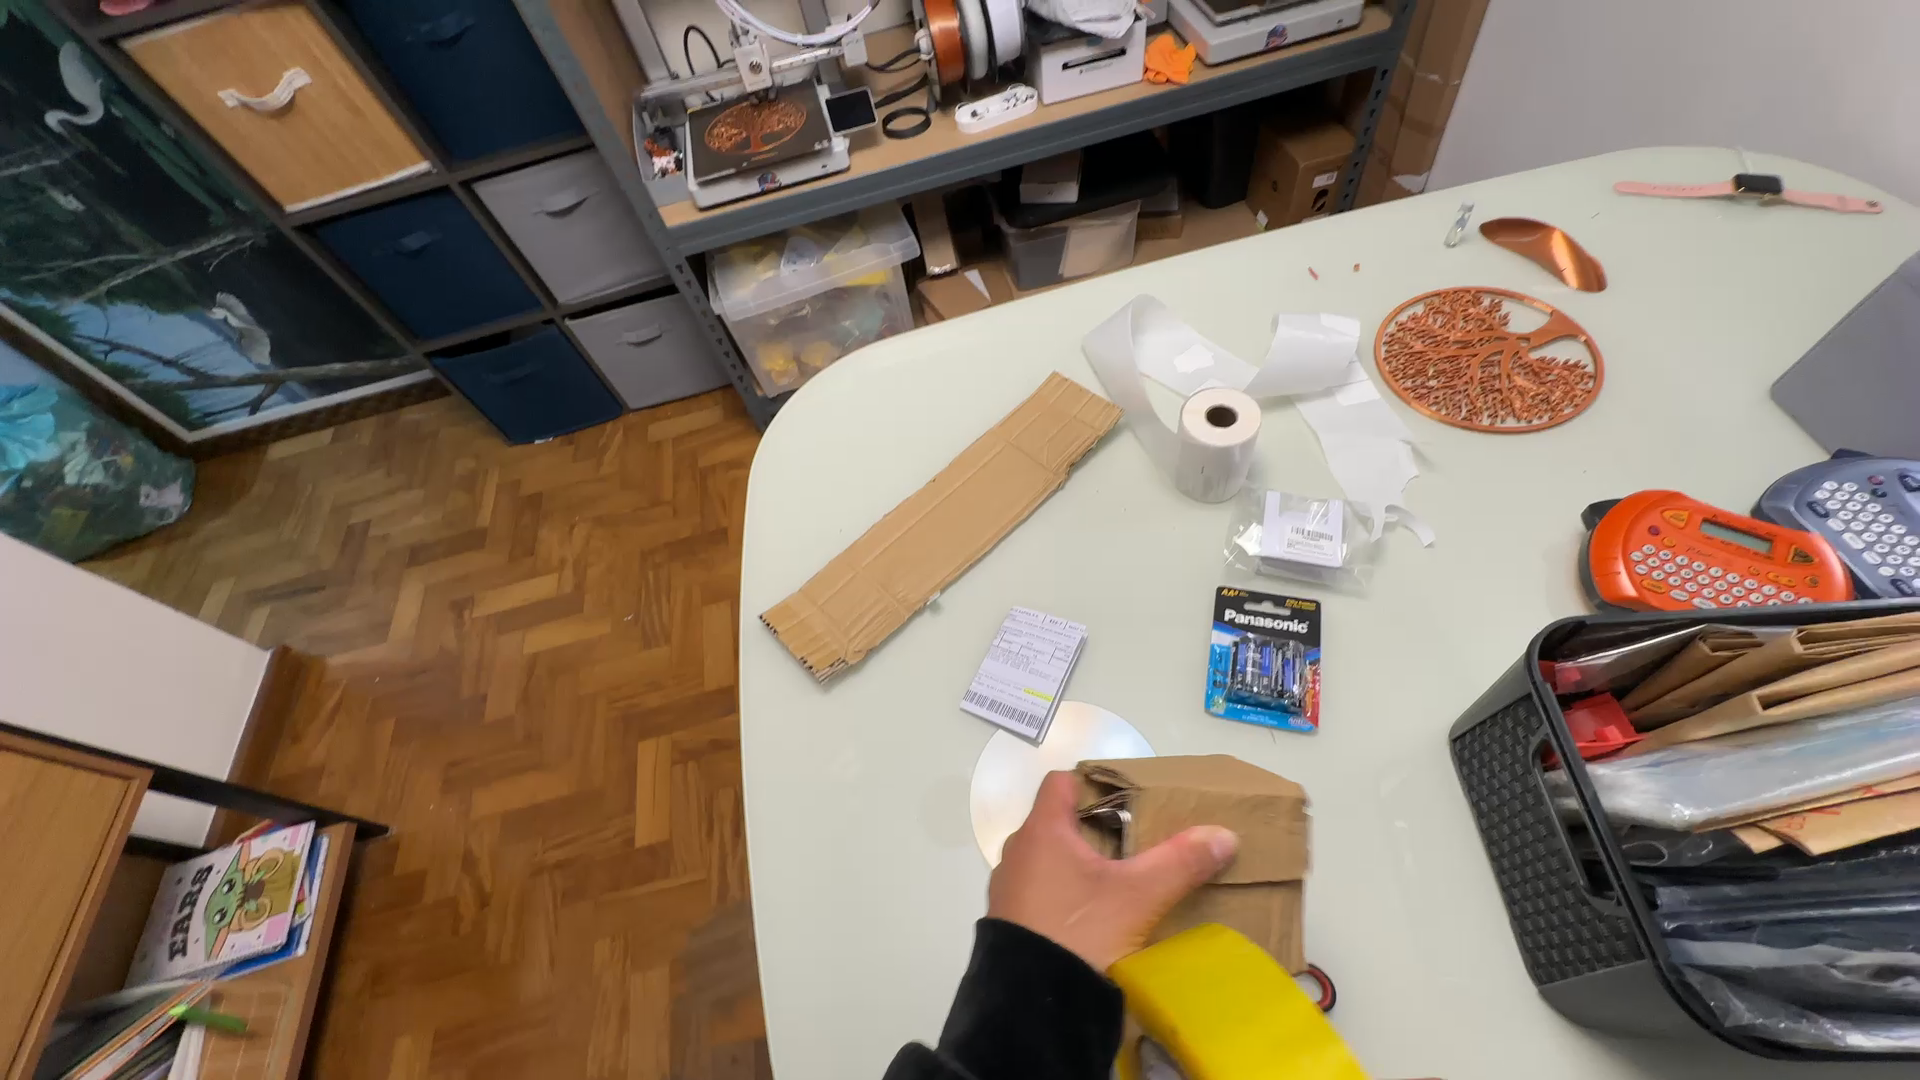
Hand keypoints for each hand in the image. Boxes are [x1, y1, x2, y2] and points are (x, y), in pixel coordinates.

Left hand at [988, 770, 1238, 972]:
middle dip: (1094, 827)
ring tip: (1117, 880)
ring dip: (1078, 861)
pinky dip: (1063, 890)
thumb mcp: (1138, 897)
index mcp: (1043, 830)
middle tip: (1133, 843)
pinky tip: (1092, 914)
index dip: (1092, 783)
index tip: (1125, 801)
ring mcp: (1009, 886)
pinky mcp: (1009, 920)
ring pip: (1048, 856)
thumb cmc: (1080, 932)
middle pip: (1057, 820)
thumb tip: (1223, 834)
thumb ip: (1179, 862)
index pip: (1061, 782)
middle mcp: (1018, 849)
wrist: (1031, 1006)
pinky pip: (1039, 888)